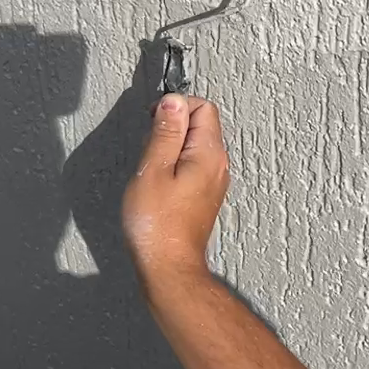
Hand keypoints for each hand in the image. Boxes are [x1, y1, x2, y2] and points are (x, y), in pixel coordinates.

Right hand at [122, 93, 230, 277]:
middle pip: (200, 123)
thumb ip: (165, 131)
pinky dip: (174, 164)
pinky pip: (192, 163)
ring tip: (152, 170)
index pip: (203, 106)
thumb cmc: (157, 224)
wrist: (168, 268)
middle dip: (172, 126)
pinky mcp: (204, 194)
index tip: (153, 121)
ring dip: (171, 146)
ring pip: (194, 143)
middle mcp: (218, 164)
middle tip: (150, 150)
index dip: (175, 106)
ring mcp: (214, 181)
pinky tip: (158, 183)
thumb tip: (173, 100)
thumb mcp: (153, 169)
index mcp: (209, 153)